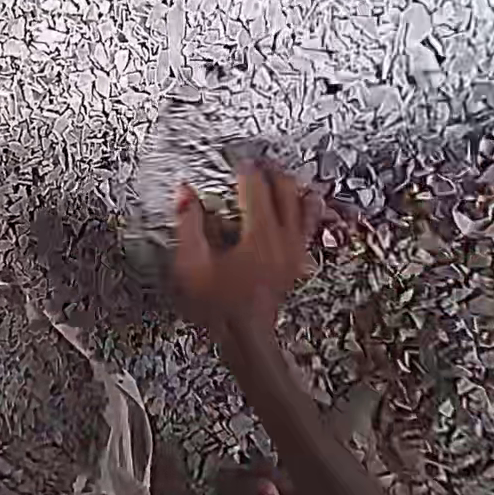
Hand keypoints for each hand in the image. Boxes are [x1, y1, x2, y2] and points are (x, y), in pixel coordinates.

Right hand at [172, 162, 321, 337]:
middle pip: (285, 189)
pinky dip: (304, 208)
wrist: (243, 334)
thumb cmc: (218, 304)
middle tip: (255, 163)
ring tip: (276, 176)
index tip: (234, 160)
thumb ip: (188, 224)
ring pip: (303, 205)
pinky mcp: (297, 261)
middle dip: (269, 171)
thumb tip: (185, 193)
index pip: (255, 188)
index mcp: (259, 236)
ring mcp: (294, 251)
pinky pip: (308, 225)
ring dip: (289, 186)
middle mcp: (283, 239)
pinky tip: (299, 204)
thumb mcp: (192, 263)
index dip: (243, 169)